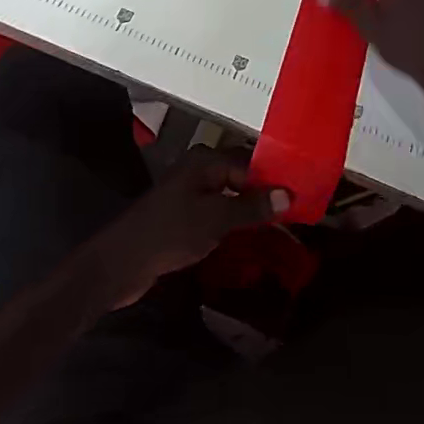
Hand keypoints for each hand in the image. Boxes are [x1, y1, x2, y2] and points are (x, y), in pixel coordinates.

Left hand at [94, 149, 288, 307]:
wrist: (120, 263)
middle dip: (266, 192)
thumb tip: (288, 194)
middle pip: (241, 175)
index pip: (250, 162)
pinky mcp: (184, 214)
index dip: (275, 178)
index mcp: (205, 161)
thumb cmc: (168, 233)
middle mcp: (198, 169)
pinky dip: (236, 220)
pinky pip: (219, 210)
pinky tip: (252, 234)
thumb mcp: (215, 220)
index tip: (302, 195)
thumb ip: (252, 207)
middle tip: (297, 211)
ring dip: (252, 208)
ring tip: (283, 224)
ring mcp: (190, 192)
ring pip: (231, 194)